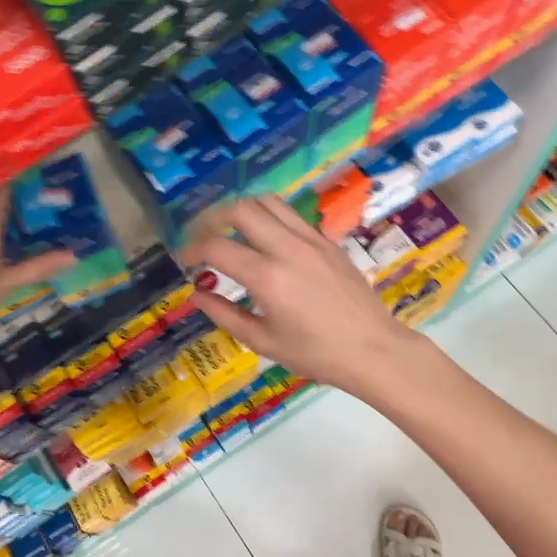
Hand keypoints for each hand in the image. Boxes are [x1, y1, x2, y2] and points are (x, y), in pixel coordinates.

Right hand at [181, 195, 425, 394]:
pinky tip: (265, 240)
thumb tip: (198, 294)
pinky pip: (291, 216)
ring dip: (243, 210)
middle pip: (241, 209)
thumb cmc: (315, 354)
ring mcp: (311, 240)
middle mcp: (288, 249)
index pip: (217, 248)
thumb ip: (225, 315)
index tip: (184, 259)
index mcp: (268, 278)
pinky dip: (269, 218)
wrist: (372, 349)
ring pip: (268, 202)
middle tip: (203, 235)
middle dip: (213, 217)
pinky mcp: (327, 241)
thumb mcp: (263, 342)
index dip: (192, 249)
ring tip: (231, 229)